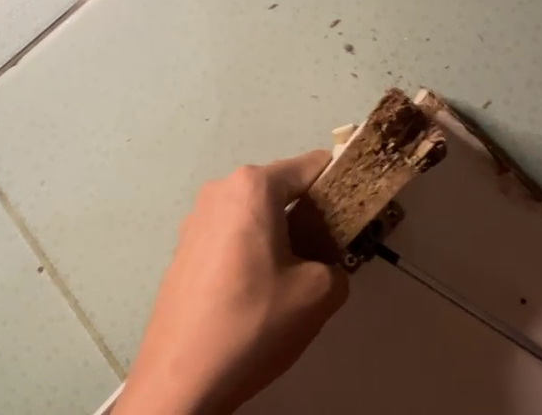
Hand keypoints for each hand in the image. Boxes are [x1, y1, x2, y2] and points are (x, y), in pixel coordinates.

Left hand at [114, 151, 349, 414]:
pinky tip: (258, 292)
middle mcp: (221, 189)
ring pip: (255, 213)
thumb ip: (338, 264)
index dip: (342, 183)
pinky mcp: (184, 248)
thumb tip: (327, 262)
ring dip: (279, 234)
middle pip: (281, 188)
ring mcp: (196, 218)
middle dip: (309, 214)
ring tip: (293, 279)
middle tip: (329, 252)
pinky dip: (252, 250)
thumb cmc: (252, 322)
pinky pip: (231, 234)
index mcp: (253, 186)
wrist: (182, 377)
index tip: (359, 209)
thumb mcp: (318, 293)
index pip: (312, 166)